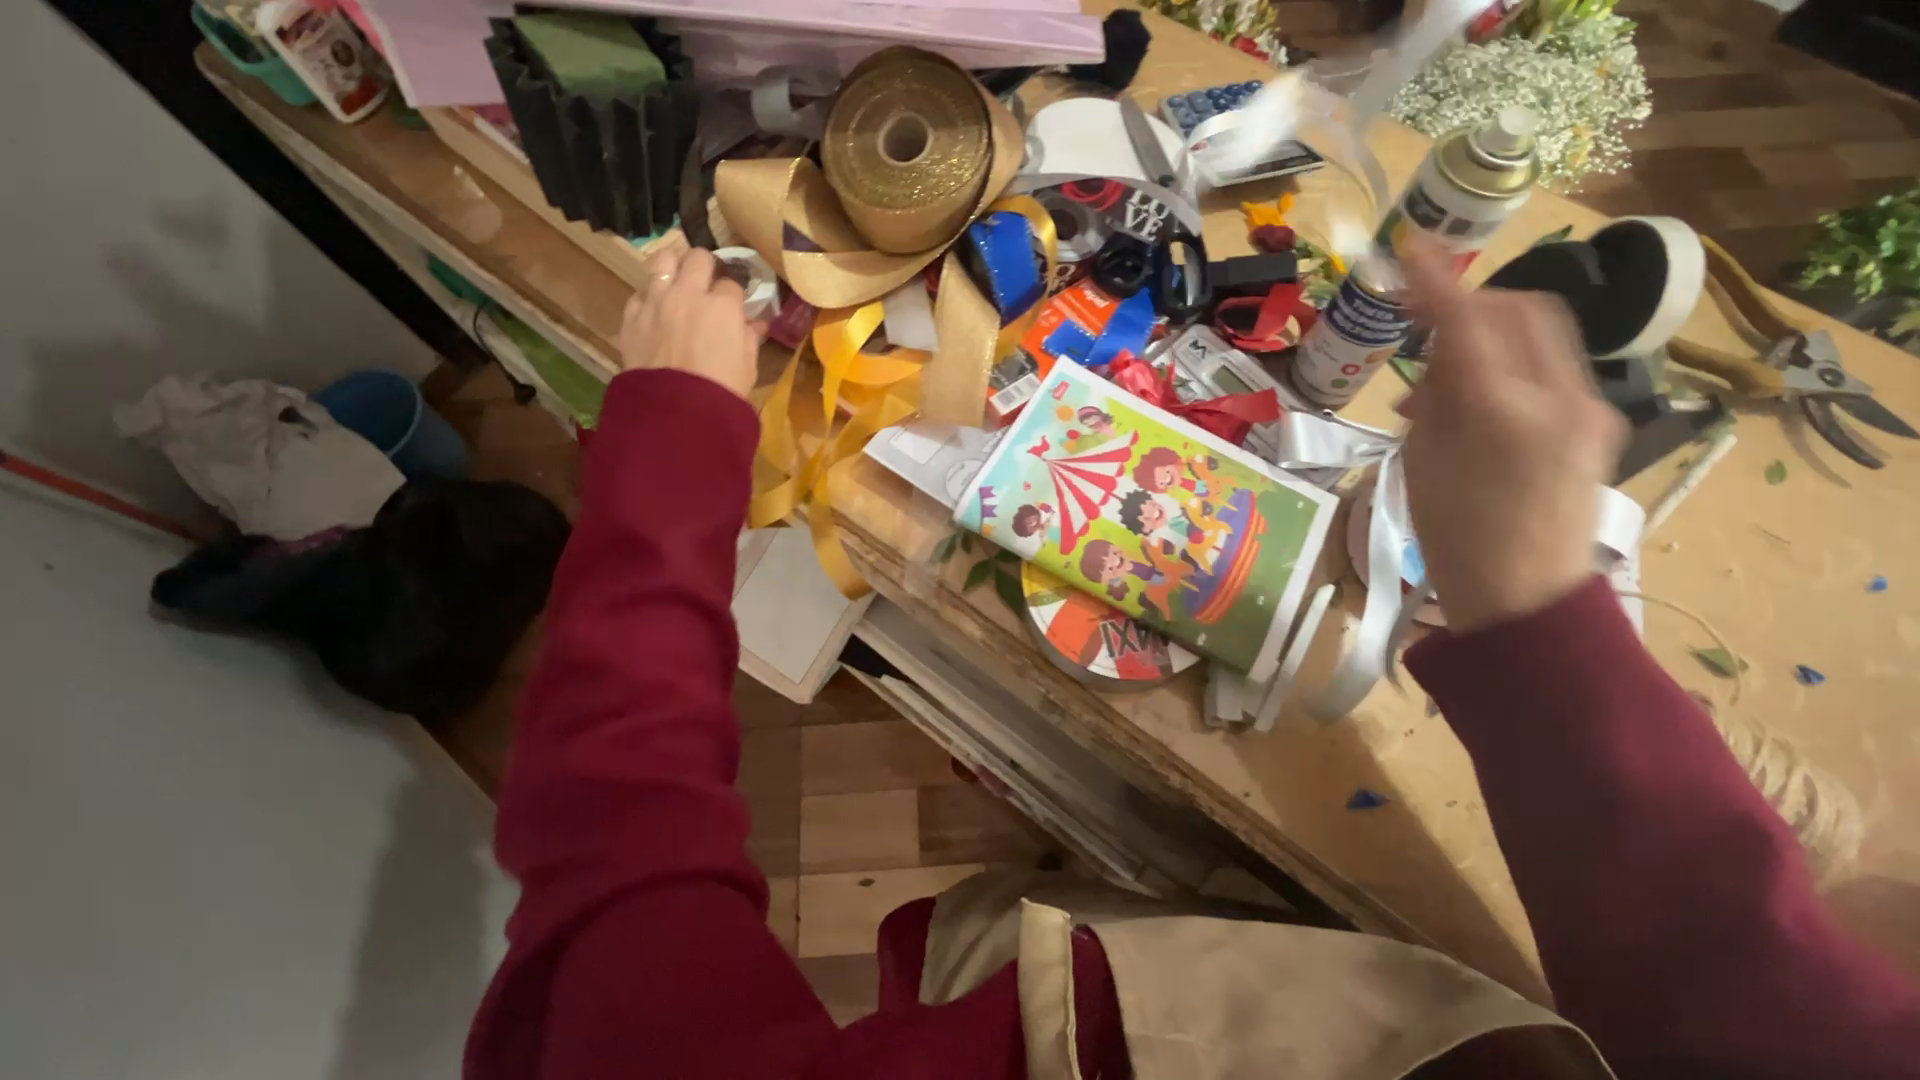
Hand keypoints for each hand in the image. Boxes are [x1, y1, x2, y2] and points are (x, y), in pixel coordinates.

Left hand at [618, 247, 760, 398]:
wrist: (677, 411)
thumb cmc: (722, 390)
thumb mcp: (747, 366)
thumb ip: (749, 338)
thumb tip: (755, 324)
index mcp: (723, 305)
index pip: (732, 281)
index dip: (734, 291)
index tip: (734, 301)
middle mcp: (689, 293)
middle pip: (698, 257)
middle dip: (705, 266)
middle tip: (707, 282)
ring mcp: (656, 301)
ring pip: (662, 259)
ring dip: (672, 266)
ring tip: (676, 281)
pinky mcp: (632, 315)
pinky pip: (640, 293)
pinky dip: (649, 298)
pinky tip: (654, 313)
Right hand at [1396, 235, 1625, 631]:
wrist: (1525, 597)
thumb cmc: (1454, 538)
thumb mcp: (1423, 460)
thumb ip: (1436, 396)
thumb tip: (1442, 356)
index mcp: (1502, 412)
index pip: (1470, 321)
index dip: (1436, 281)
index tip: (1409, 248)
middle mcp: (1559, 398)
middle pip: (1522, 311)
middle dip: (1473, 303)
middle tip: (1426, 322)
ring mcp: (1589, 409)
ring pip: (1541, 336)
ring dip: (1491, 335)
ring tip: (1444, 382)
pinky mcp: (1598, 424)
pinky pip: (1551, 371)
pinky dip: (1512, 367)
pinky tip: (1478, 405)